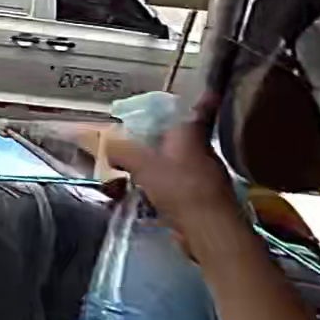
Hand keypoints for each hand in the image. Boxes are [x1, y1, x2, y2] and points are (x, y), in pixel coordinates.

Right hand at [103, 102, 248, 263]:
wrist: (211, 232)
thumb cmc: (179, 188)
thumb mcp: (140, 164)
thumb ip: (120, 150)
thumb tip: (108, 146)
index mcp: (190, 136)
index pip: (200, 111)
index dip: (204, 98)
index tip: (210, 87)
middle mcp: (203, 153)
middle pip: (183, 137)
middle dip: (164, 134)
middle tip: (140, 132)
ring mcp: (207, 177)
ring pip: (180, 161)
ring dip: (162, 162)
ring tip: (137, 165)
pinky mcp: (204, 199)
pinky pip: (180, 183)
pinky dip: (165, 184)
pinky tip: (148, 191)